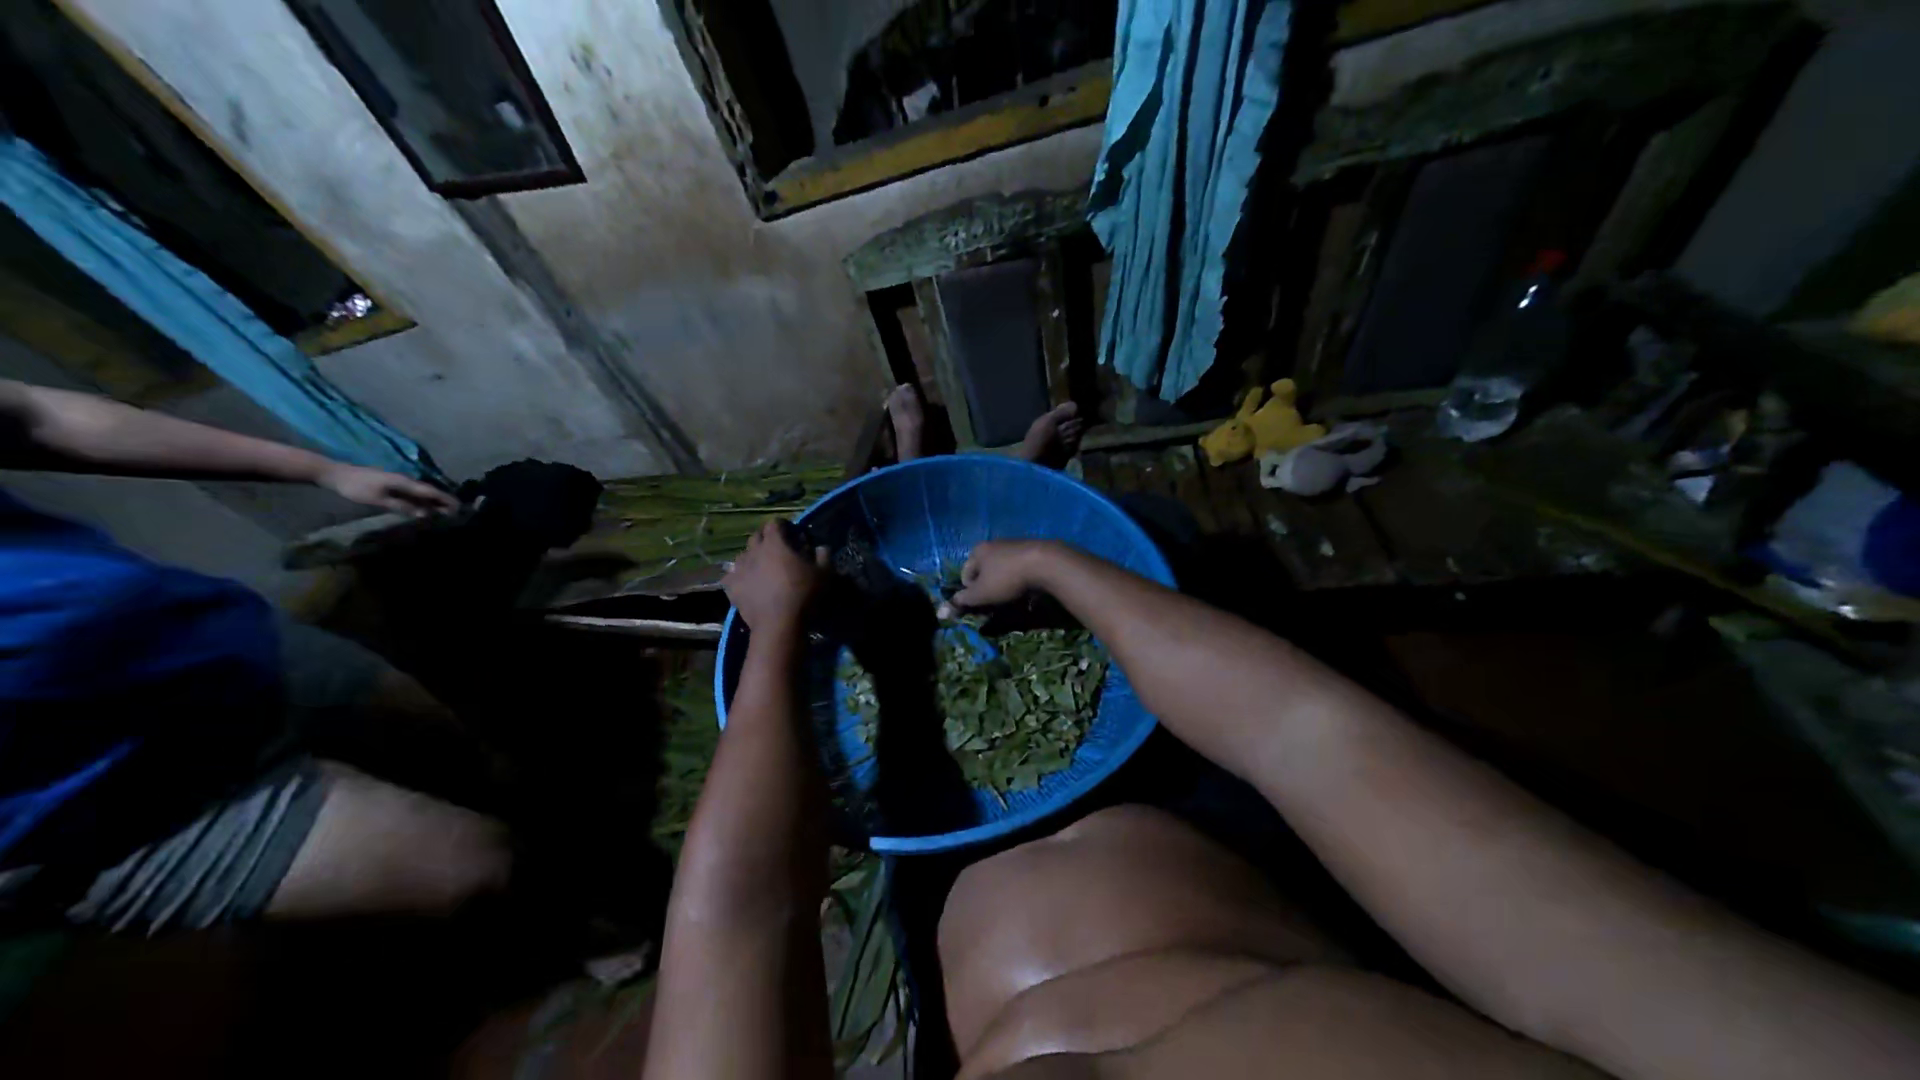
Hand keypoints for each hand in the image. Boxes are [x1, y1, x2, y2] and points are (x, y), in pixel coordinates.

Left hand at [318, 463, 458, 515]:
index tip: (460, 508)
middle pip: (430, 492)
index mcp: (405, 482)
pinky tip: (425, 509)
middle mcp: (406, 481)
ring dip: (434, 502)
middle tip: (456, 514)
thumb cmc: (355, 487)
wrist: (334, 474)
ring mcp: (399, 483)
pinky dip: (423, 502)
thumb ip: (400, 506)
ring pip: (422, 494)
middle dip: (444, 502)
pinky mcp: (393, 486)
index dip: (446, 500)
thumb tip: (422, 514)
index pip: (431, 491)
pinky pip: (413, 495)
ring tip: (444, 513)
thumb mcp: (376, 499)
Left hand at [725, 520, 826, 630]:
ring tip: (761, 567)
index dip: (783, 526)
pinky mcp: (732, 587)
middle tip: (778, 549)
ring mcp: (740, 569)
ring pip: (743, 555)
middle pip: (756, 536)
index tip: (792, 533)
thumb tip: (821, 547)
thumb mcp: (824, 574)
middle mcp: (754, 551)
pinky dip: (739, 576)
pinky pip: (732, 575)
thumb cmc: (803, 594)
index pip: (774, 523)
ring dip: (752, 557)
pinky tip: (746, 583)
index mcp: (775, 544)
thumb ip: (823, 556)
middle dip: (766, 538)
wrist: (778, 624)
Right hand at [947, 539, 1058, 611]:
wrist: (1045, 563)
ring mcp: (1013, 544)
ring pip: (1002, 568)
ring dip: (1003, 583)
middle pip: (984, 570)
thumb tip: (941, 611)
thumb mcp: (980, 594)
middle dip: (988, 587)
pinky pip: (1018, 567)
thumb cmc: (1006, 578)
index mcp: (978, 550)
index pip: (965, 574)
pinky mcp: (1031, 549)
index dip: (970, 592)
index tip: (982, 603)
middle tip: (996, 601)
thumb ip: (961, 602)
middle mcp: (993, 544)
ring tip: (1013, 596)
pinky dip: (1019, 578)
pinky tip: (1027, 587)